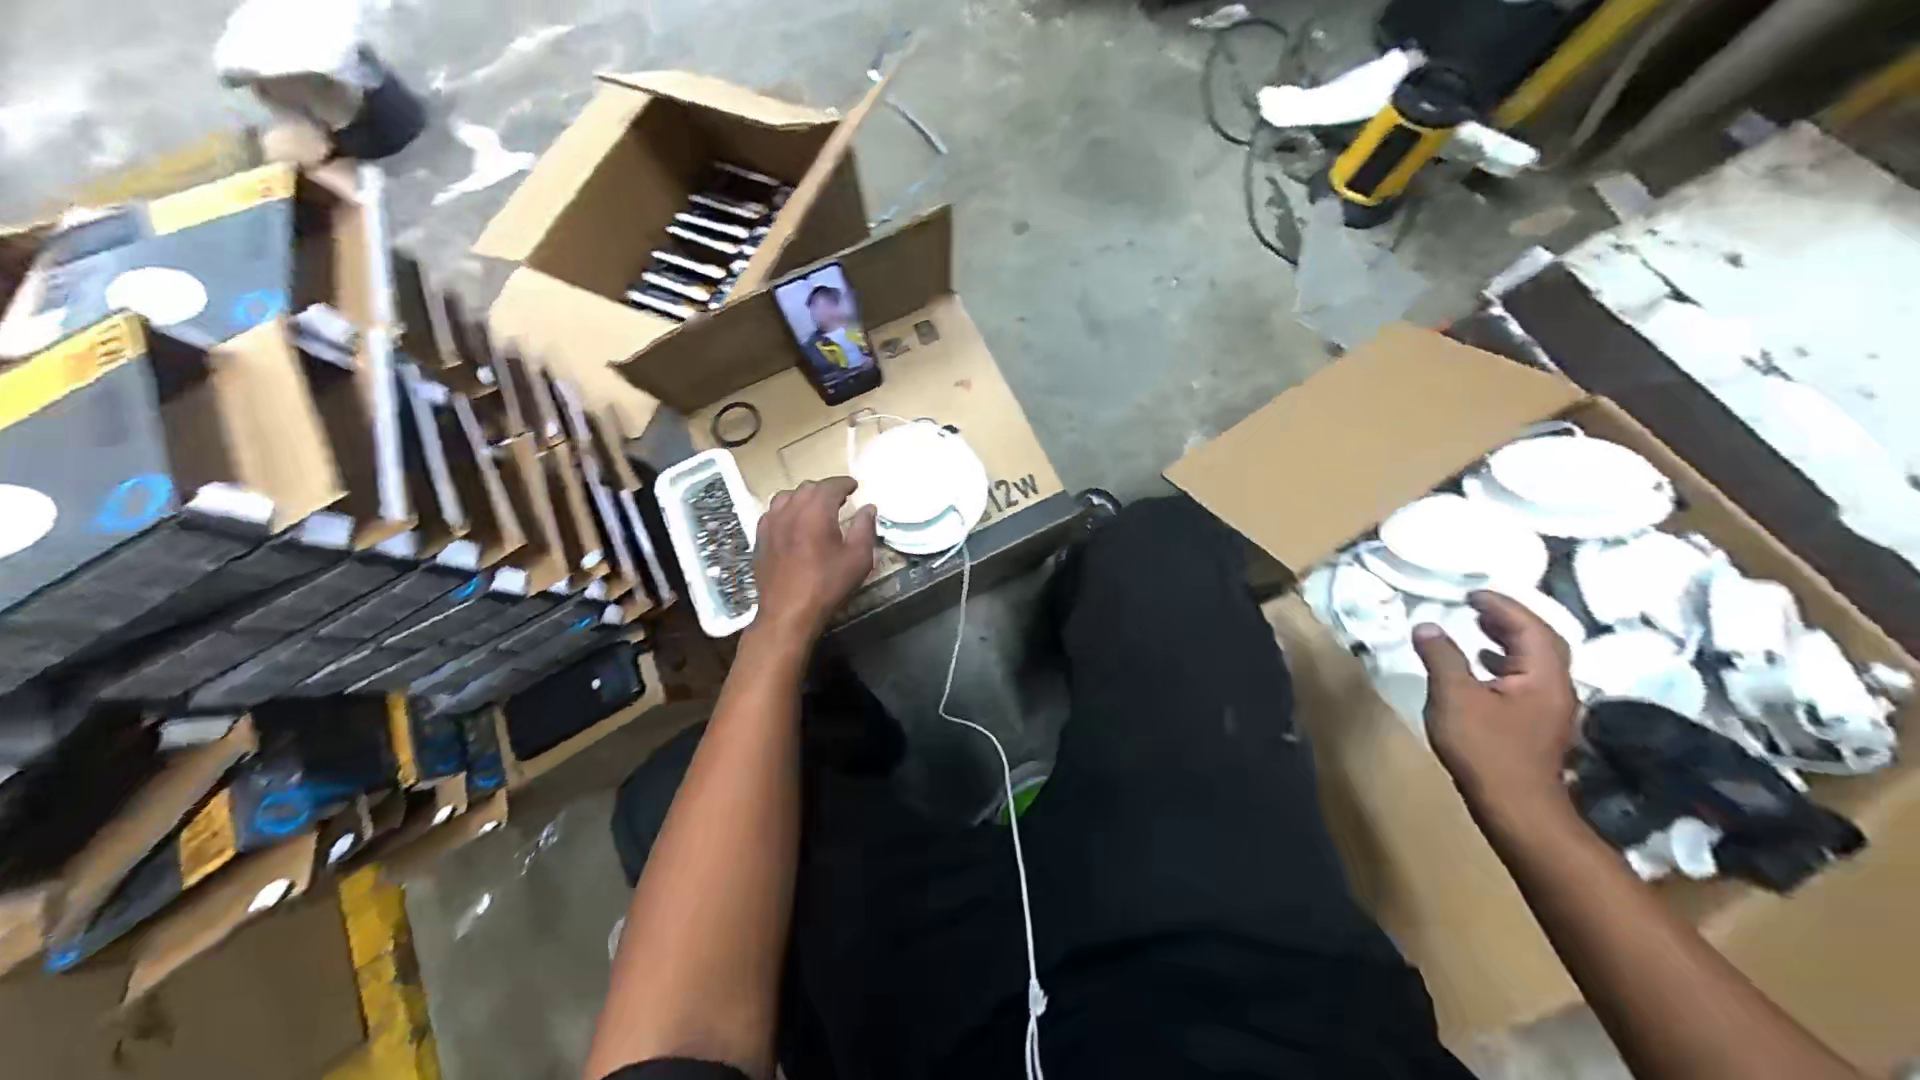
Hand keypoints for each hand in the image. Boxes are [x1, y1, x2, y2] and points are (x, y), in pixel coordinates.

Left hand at [751, 477, 876, 642]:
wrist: (788, 612)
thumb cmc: (827, 585)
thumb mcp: (858, 558)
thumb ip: (865, 528)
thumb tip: (868, 508)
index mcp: (816, 510)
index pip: (831, 486)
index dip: (844, 483)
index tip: (854, 486)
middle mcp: (790, 510)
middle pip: (808, 488)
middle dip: (825, 490)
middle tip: (839, 500)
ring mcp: (771, 523)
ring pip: (786, 497)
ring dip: (803, 498)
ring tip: (814, 509)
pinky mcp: (760, 538)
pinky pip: (772, 513)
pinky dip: (786, 511)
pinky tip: (792, 524)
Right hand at [1412, 590, 1580, 813]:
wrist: (1515, 806)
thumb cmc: (1485, 748)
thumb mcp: (1454, 697)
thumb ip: (1442, 657)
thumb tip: (1427, 626)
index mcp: (1544, 677)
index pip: (1531, 629)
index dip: (1503, 607)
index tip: (1473, 594)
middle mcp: (1556, 688)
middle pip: (1541, 642)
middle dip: (1509, 620)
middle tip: (1475, 606)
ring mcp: (1549, 709)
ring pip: (1535, 662)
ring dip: (1507, 641)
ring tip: (1477, 629)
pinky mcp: (1535, 724)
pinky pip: (1525, 679)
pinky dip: (1503, 664)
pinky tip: (1481, 668)